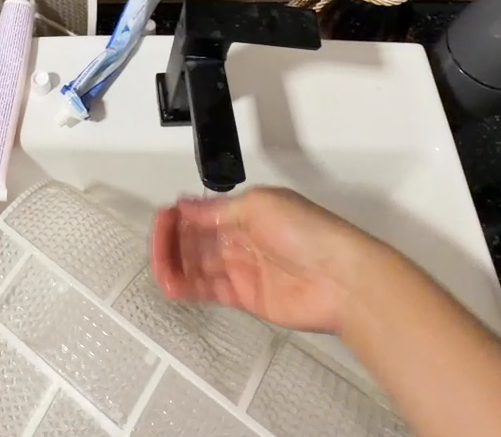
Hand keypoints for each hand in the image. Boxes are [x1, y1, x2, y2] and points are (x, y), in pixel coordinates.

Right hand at [149, 186, 371, 334]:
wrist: (343, 279)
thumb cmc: (312, 233)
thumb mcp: (260, 205)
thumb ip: (218, 210)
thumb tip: (187, 207)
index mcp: (244, 210)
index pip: (200, 212)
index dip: (178, 216)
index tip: (163, 220)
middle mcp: (241, 237)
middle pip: (195, 238)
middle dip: (172, 241)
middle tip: (157, 248)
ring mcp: (243, 268)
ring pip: (198, 265)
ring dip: (176, 266)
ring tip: (160, 271)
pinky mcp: (246, 296)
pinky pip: (209, 290)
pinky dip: (188, 287)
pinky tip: (173, 285)